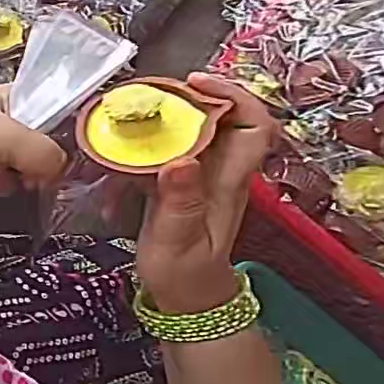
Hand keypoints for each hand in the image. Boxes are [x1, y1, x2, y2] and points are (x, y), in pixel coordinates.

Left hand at [0, 84, 67, 202]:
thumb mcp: (11, 138)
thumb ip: (46, 153)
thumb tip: (58, 171)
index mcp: (5, 95)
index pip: (48, 103)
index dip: (62, 124)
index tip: (70, 148)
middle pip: (36, 136)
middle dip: (40, 157)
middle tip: (39, 171)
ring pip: (18, 159)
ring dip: (21, 173)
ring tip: (15, 180)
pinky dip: (2, 183)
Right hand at [136, 73, 277, 312]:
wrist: (188, 299)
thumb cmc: (184, 273)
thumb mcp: (177, 240)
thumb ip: (179, 202)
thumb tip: (180, 160)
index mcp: (228, 182)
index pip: (253, 126)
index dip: (233, 95)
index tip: (195, 83)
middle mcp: (221, 172)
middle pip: (226, 118)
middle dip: (195, 96)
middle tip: (155, 92)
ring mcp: (203, 177)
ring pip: (200, 130)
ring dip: (174, 113)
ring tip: (139, 108)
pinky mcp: (182, 184)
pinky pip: (177, 147)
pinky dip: (157, 135)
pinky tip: (130, 137)